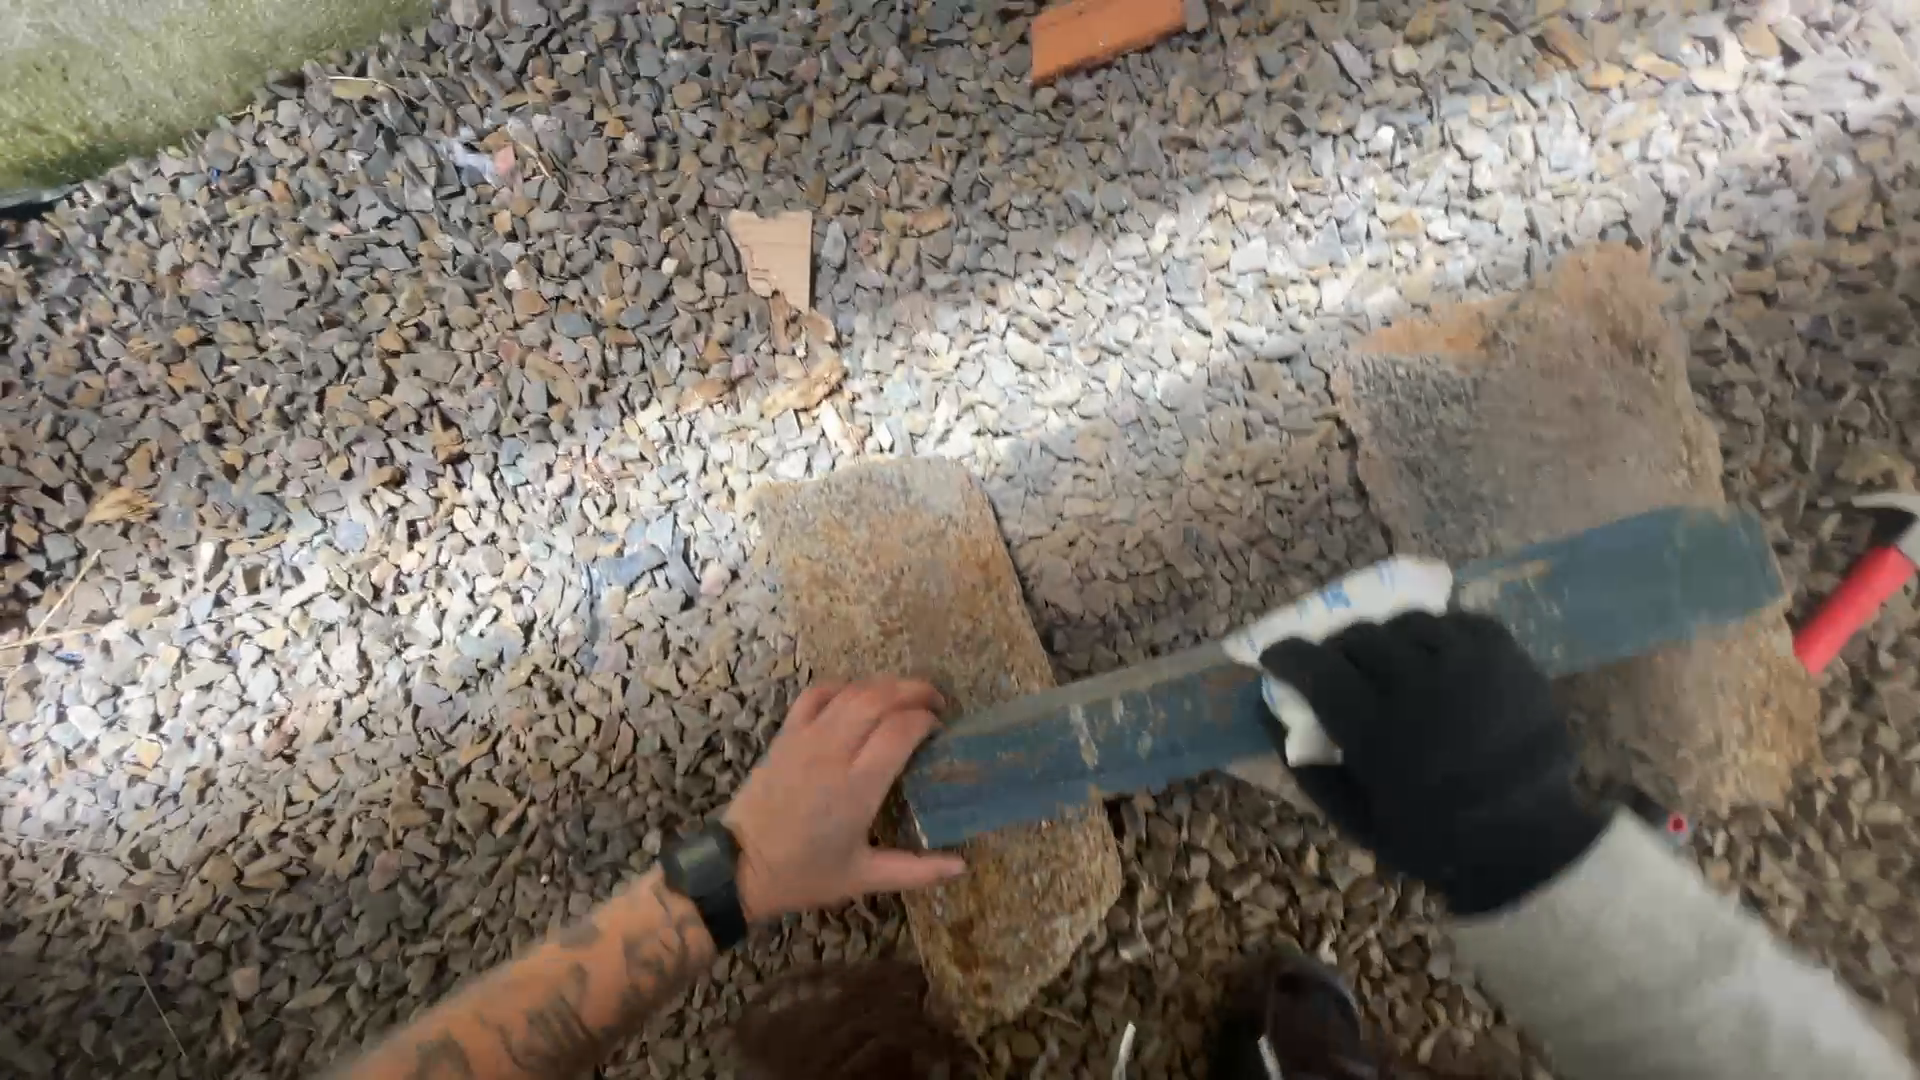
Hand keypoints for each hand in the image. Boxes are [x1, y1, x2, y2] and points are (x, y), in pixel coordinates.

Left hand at [723, 678, 966, 919]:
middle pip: (880, 698)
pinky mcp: (786, 734)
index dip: (926, 720)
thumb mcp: (863, 877)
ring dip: (884, 685)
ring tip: (905, 695)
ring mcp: (806, 737)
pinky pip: (816, 694)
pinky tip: (857, 695)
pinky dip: (842, 686)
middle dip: (914, 690)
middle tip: (934, 701)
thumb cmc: (804, 874)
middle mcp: (834, 752)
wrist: (737, 868)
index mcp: (857, 787)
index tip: (939, 729)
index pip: (901, 730)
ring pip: (852, 691)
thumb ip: (917, 870)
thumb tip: (962, 867)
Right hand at [1255, 612, 1606, 913]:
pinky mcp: (1509, 661)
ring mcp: (1471, 670)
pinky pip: (1457, 621)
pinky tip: (1434, 658)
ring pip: (1405, 622)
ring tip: (1389, 662)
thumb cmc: (1427, 836)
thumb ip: (1299, 759)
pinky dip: (1437, 634)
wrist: (1528, 847)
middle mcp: (1421, 690)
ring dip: (1386, 639)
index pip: (1315, 667)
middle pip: (1357, 637)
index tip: (1275, 657)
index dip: (1286, 655)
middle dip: (1336, 649)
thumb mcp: (1348, 813)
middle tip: (1336, 667)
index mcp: (1378, 733)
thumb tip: (1264, 705)